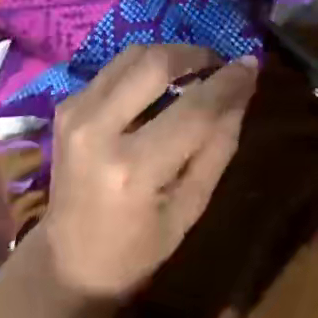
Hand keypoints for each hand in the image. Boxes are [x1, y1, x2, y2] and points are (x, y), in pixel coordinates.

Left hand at [40, 44, 259, 303]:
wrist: (68, 263)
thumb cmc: (139, 247)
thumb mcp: (191, 206)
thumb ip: (219, 143)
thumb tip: (242, 87)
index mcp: (133, 170)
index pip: (194, 108)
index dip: (228, 82)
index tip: (251, 65)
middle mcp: (98, 130)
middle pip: (156, 63)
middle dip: (196, 55)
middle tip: (219, 66)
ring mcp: (76, 112)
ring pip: (134, 54)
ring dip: (170, 56)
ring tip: (193, 72)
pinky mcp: (66, 104)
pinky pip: (115, 68)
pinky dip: (143, 70)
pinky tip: (157, 89)